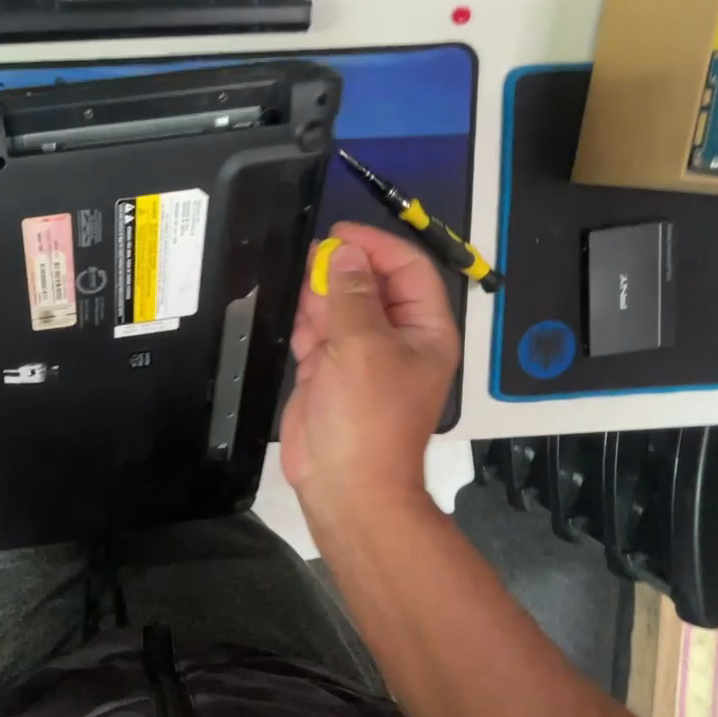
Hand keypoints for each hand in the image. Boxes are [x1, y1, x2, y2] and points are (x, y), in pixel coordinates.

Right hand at [279, 221, 459, 523]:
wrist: (345, 483)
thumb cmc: (367, 416)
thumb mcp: (363, 346)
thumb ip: (351, 295)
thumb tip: (344, 252)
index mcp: (424, 330)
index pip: (408, 271)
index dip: (377, 246)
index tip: (340, 233)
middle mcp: (395, 338)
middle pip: (371, 285)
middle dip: (343, 270)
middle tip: (311, 259)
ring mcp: (359, 355)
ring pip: (340, 306)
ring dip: (319, 295)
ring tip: (299, 286)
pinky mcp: (328, 371)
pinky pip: (317, 332)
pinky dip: (304, 322)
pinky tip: (293, 314)